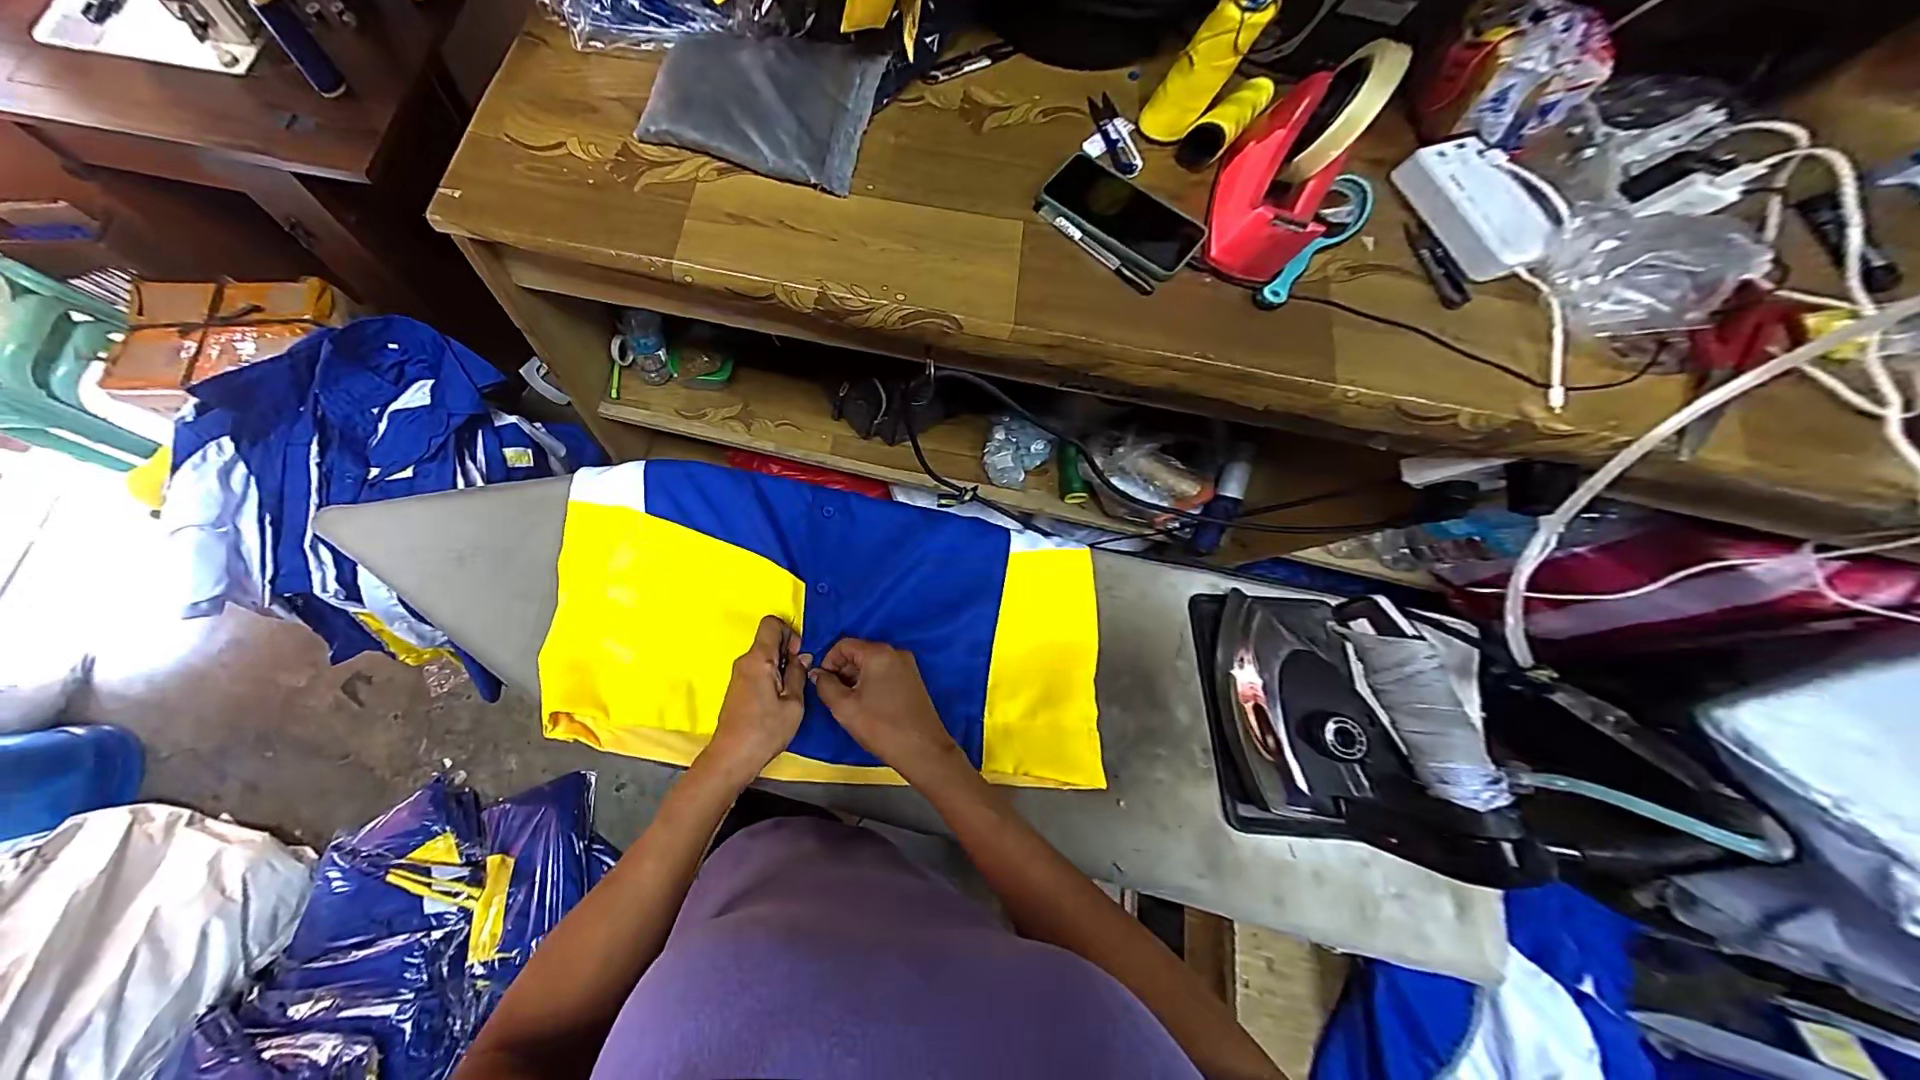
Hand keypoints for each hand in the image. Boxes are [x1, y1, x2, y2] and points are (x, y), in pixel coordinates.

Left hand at [702, 615, 806, 780]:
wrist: (732, 757)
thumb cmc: (766, 730)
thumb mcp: (793, 703)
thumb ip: (799, 674)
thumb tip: (801, 657)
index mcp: (758, 659)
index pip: (771, 624)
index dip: (789, 633)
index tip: (798, 655)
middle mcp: (745, 661)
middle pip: (768, 639)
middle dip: (787, 651)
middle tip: (799, 676)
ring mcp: (738, 674)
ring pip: (764, 655)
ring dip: (781, 665)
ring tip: (790, 691)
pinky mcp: (737, 687)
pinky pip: (757, 668)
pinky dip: (771, 675)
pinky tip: (778, 698)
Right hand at [809, 639, 967, 782]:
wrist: (922, 749)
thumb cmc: (881, 726)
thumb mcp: (844, 707)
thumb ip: (825, 686)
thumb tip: (818, 674)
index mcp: (879, 653)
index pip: (844, 644)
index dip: (828, 661)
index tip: (823, 683)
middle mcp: (896, 653)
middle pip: (859, 652)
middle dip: (842, 670)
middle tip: (834, 695)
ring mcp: (908, 666)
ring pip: (872, 664)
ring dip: (856, 678)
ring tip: (850, 703)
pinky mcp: (913, 680)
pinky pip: (885, 672)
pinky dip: (871, 683)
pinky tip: (867, 704)